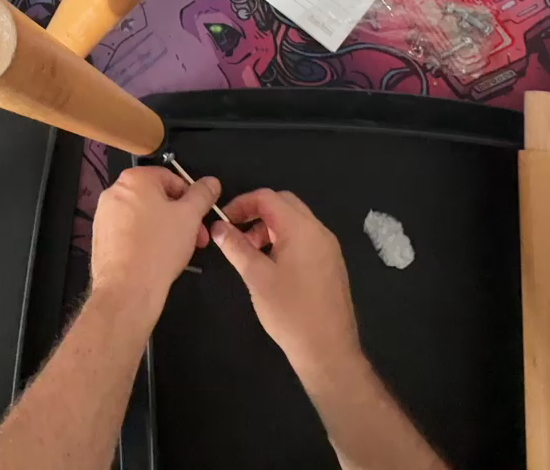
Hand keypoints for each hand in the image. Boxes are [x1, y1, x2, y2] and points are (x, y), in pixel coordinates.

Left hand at [89, 166, 220, 322]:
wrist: (128, 289)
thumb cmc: (157, 249)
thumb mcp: (190, 217)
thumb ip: (202, 195)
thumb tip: (210, 183)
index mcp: (135, 179)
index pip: (171, 178)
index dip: (191, 198)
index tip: (200, 214)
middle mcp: (115, 192)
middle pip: (157, 198)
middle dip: (180, 217)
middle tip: (195, 235)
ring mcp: (106, 215)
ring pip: (144, 216)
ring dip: (165, 228)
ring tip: (178, 249)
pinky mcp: (103, 237)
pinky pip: (130, 231)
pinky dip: (146, 239)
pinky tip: (158, 257)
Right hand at [211, 189, 361, 376]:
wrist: (329, 352)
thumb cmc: (290, 311)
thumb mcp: (256, 277)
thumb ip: (236, 246)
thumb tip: (218, 226)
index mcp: (301, 229)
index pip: (267, 197)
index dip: (241, 204)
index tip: (223, 222)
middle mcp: (319, 231)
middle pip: (283, 203)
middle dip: (256, 212)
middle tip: (237, 233)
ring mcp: (328, 247)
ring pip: (295, 221)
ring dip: (269, 227)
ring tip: (251, 253)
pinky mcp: (331, 264)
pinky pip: (305, 237)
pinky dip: (284, 239)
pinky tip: (272, 265)